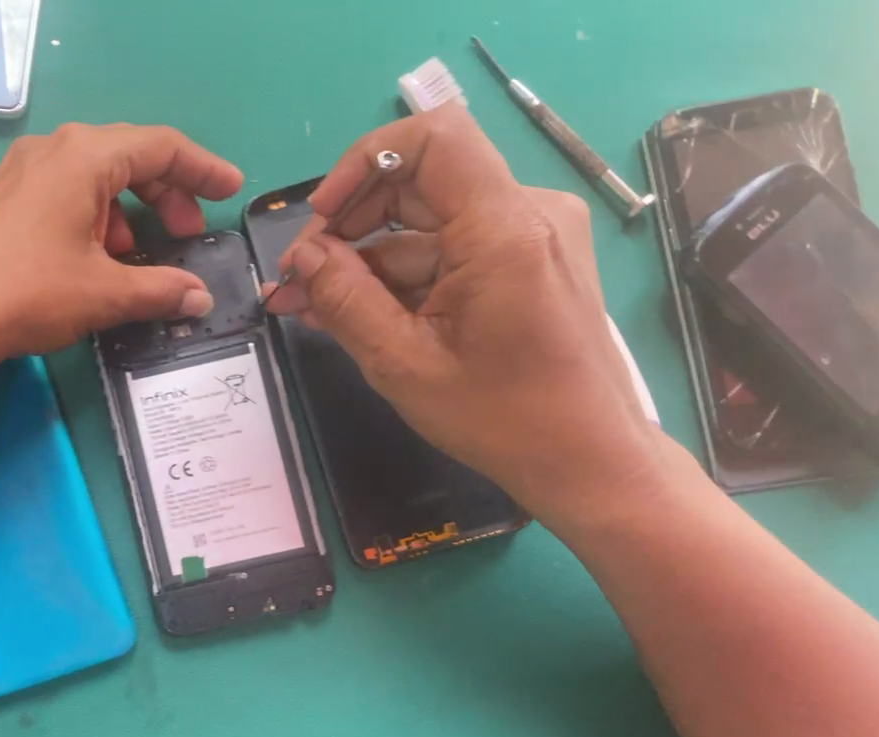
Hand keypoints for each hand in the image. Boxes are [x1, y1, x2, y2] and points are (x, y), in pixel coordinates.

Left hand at [0, 123, 243, 369]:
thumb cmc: (29, 294)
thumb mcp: (104, 294)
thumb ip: (159, 291)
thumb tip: (199, 298)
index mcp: (83, 157)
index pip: (160, 146)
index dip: (201, 168)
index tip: (229, 191)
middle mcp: (50, 152)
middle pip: (126, 159)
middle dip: (164, 195)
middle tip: (185, 234)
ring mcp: (18, 175)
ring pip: (90, 180)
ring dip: (125, 214)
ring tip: (135, 258)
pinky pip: (60, 198)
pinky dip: (89, 221)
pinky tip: (90, 261)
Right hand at [265, 107, 672, 528]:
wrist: (582, 454)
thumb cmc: (498, 417)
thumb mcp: (402, 363)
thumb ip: (345, 301)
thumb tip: (300, 258)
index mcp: (503, 229)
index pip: (431, 139)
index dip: (362, 163)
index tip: (320, 220)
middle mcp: (525, 213)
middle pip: (418, 183)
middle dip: (347, 226)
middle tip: (295, 279)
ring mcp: (527, 236)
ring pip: (424, 226)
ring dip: (362, 263)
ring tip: (307, 306)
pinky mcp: (523, 261)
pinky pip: (445, 253)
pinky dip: (396, 280)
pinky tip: (351, 312)